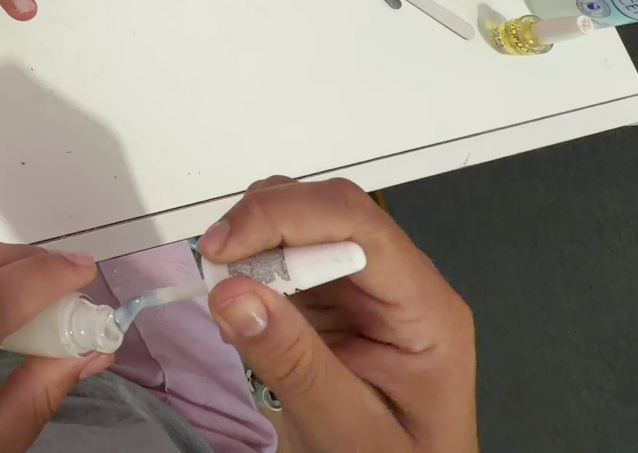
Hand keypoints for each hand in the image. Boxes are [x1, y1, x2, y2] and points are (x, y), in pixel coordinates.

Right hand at [198, 178, 476, 452]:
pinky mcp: (327, 287)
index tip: (222, 248)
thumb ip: (294, 365)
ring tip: (226, 290)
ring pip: (297, 214)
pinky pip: (280, 245)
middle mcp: (396, 278)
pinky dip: (246, 259)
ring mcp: (360, 279)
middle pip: (324, 206)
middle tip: (213, 265)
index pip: (355, 221)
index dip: (283, 216)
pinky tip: (240, 303)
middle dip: (260, 223)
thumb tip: (229, 292)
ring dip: (250, 238)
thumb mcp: (350, 434)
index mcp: (423, 307)